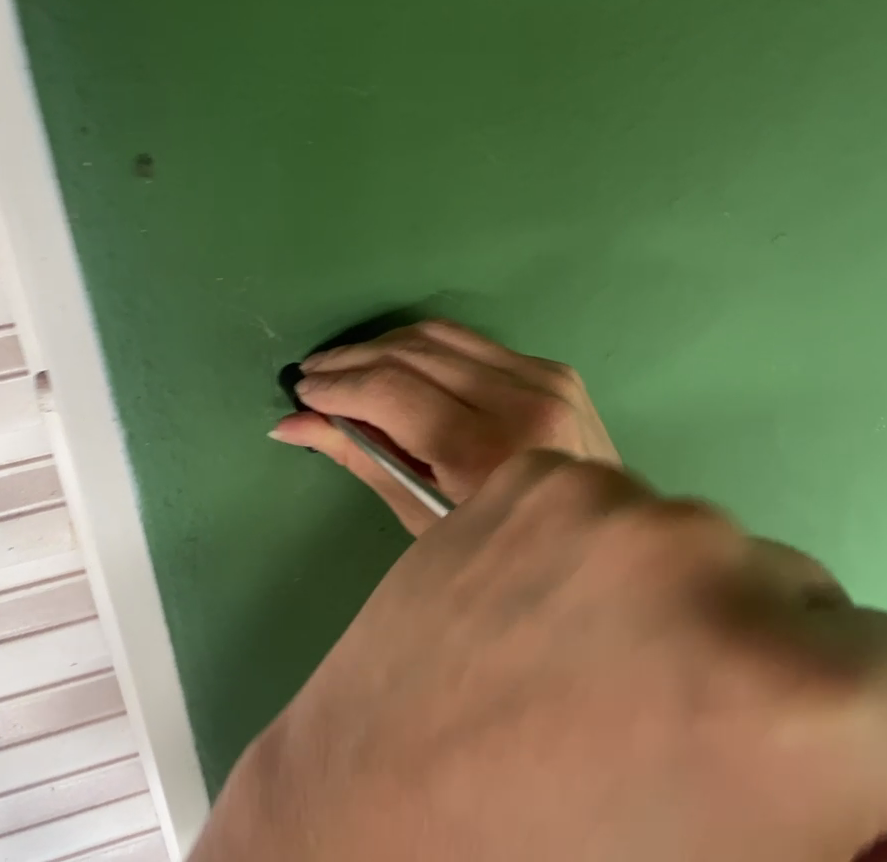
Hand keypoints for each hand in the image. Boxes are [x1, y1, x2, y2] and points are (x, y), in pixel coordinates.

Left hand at [194, 451, 886, 861]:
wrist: (371, 824)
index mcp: (810, 698)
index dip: (867, 749)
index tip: (768, 783)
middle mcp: (709, 560)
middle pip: (813, 602)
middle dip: (768, 668)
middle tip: (652, 739)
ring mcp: (602, 496)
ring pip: (711, 549)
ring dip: (678, 607)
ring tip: (582, 682)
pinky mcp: (523, 474)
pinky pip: (618, 508)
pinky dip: (601, 559)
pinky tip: (538, 623)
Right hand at [271, 318, 618, 532]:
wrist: (596, 542)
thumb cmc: (501, 550)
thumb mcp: (421, 515)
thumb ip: (359, 457)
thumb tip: (290, 423)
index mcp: (486, 452)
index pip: (393, 392)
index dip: (339, 386)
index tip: (302, 392)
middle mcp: (520, 402)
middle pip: (412, 355)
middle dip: (350, 361)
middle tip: (311, 376)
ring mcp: (542, 377)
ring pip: (437, 335)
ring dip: (380, 346)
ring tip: (340, 365)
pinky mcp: (551, 367)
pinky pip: (468, 342)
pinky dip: (420, 347)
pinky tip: (391, 363)